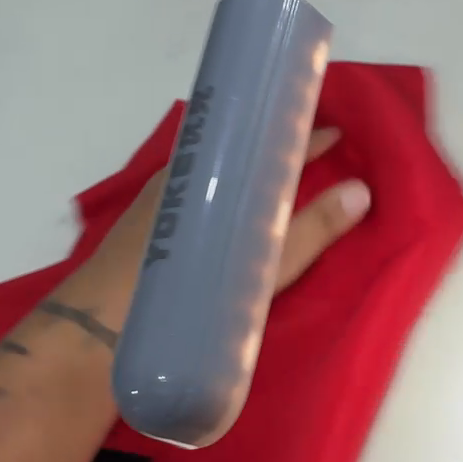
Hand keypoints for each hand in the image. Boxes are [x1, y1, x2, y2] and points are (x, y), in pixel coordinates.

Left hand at [69, 127, 369, 313]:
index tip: (335, 133)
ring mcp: (162, 199)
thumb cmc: (188, 297)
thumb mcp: (259, 267)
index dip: (302, 137)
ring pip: (216, 171)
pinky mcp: (148, 225)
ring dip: (248, 173)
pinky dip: (224, 195)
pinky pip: (197, 193)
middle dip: (276, 151)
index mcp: (215, 170)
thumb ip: (309, 231)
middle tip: (312, 156)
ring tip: (280, 184)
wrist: (101, 328)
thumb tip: (361, 192)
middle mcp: (186, 174)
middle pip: (240, 152)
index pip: (267, 141)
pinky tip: (233, 218)